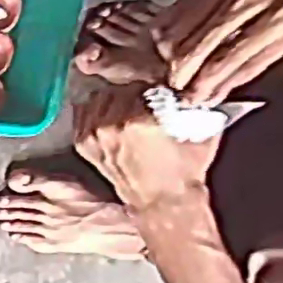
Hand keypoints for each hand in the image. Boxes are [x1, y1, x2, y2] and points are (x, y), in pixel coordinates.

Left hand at [73, 84, 219, 210]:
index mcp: (138, 121)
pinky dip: (94, 110)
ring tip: (126, 105)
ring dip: (111, 99)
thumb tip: (191, 85)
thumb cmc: (184, 167)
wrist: (158, 197)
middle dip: (132, 92)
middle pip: (116, 91)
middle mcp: (109, 126)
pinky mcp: (81, 143)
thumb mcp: (201, 130)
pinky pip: (82, 115)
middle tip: (143, 97)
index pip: (140, 87)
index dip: (152, 87)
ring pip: (96, 100)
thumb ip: (194, 105)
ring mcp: (91, 135)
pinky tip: (109, 114)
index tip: (159, 91)